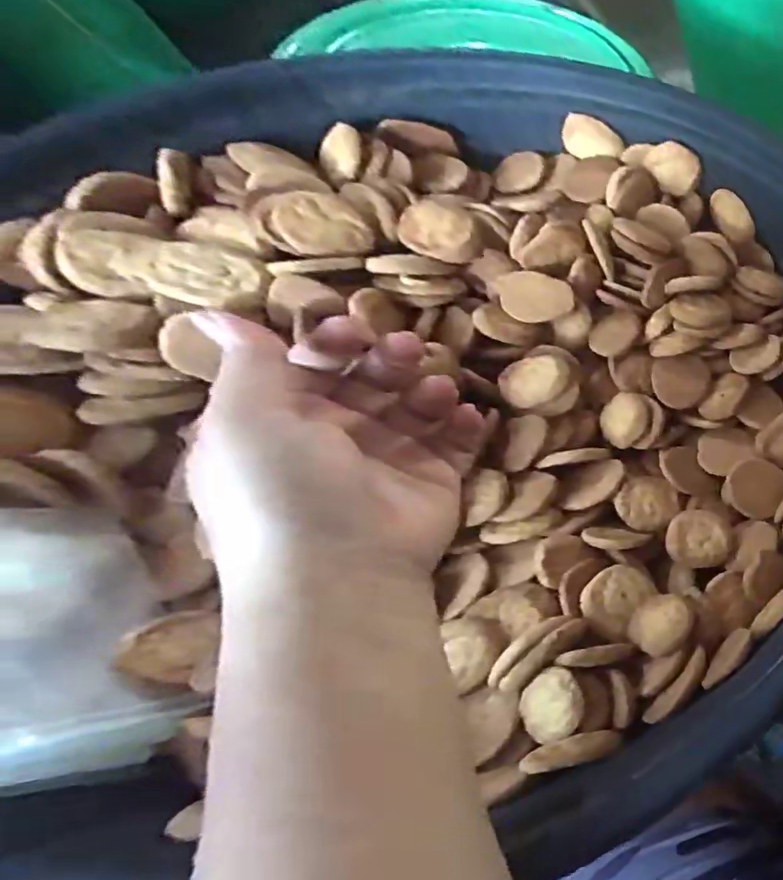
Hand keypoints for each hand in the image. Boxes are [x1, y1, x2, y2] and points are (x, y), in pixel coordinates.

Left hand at [185, 313, 485, 579]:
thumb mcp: (245, 418)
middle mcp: (334, 437)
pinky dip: (465, 424)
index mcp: (279, 421)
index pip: (310, 367)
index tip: (357, 329)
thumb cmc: (281, 485)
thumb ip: (250, 364)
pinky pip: (456, 442)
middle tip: (408, 349)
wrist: (343, 564)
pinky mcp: (436, 479)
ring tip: (438, 390)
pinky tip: (469, 414)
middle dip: (388, 360)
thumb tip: (217, 315)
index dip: (332, 343)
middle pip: (368, 382)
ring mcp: (389, 458)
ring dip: (428, 389)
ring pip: (415, 407)